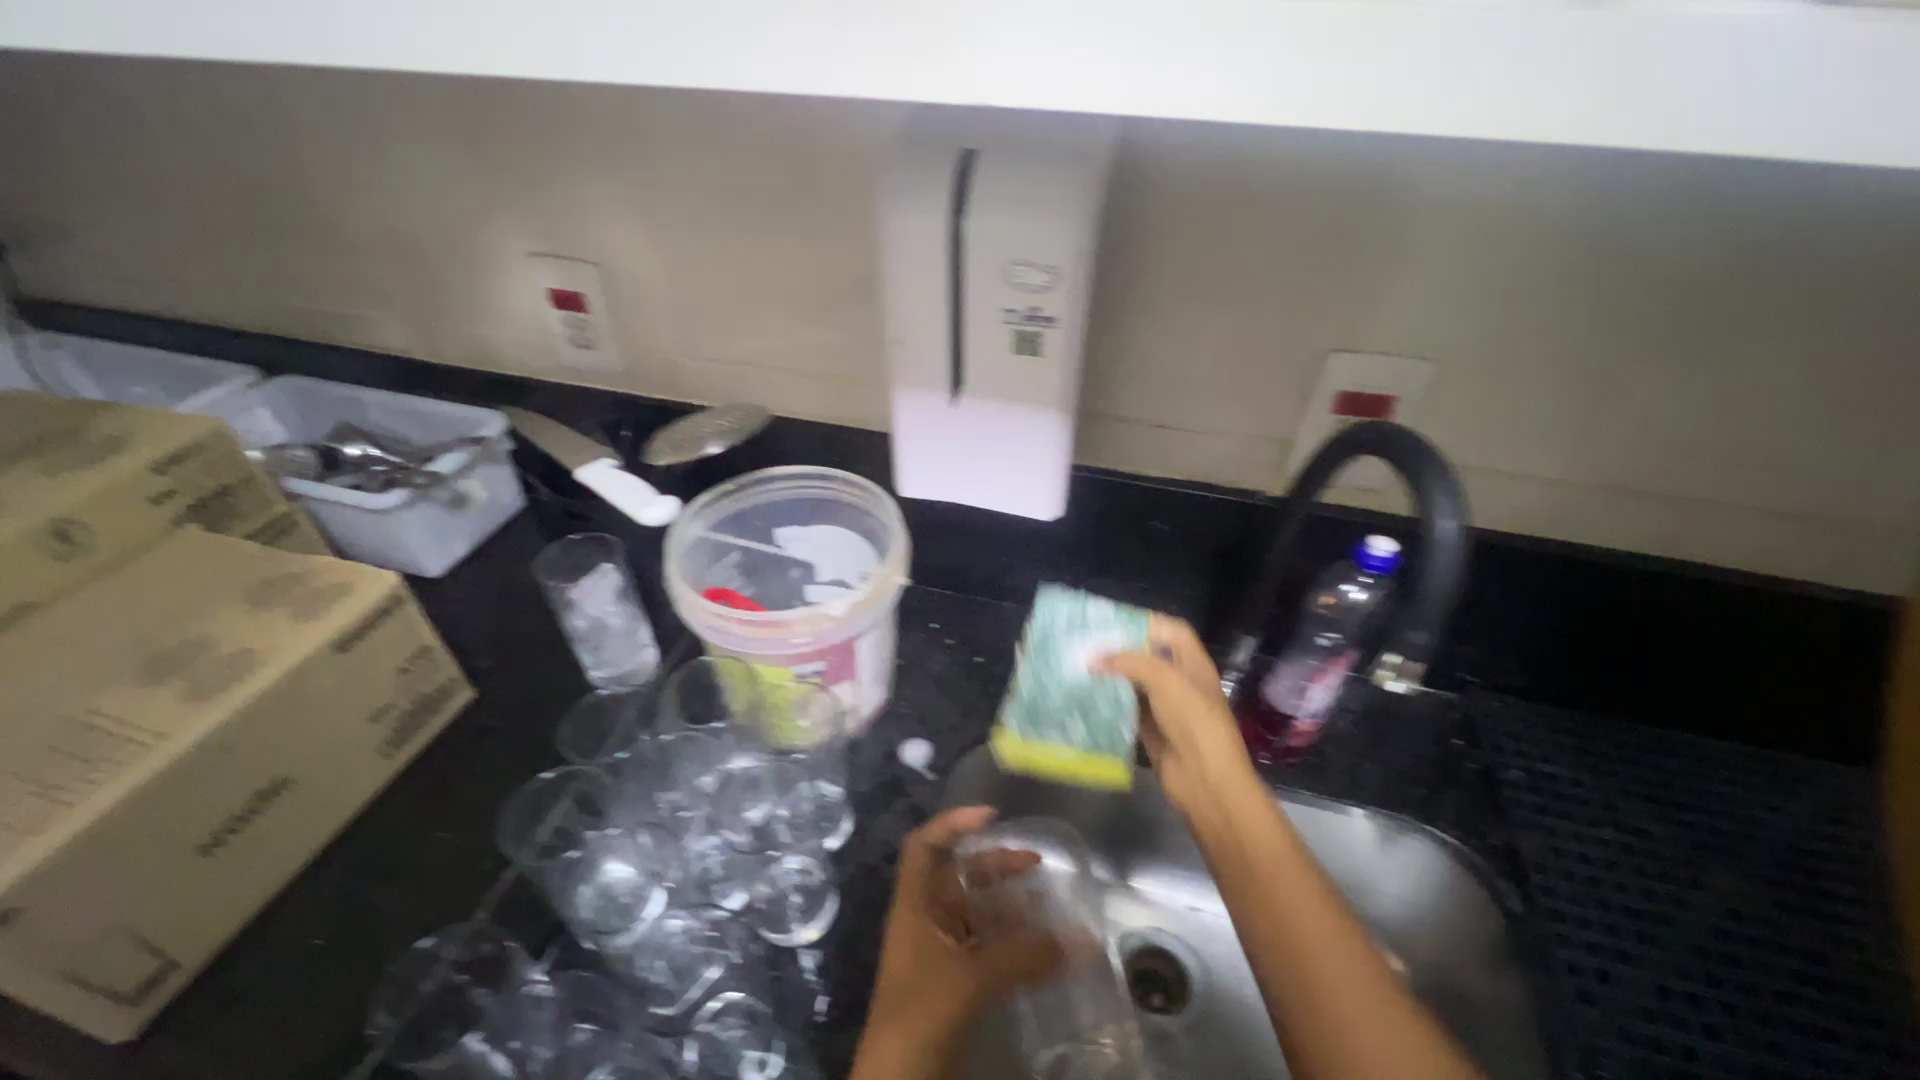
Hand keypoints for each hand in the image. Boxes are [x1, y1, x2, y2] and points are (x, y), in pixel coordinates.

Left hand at [850, 806, 1064, 1079]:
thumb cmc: (921, 1014)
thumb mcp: (972, 979)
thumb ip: (1025, 956)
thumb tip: (1084, 941)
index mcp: (915, 906)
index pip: (924, 846)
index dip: (953, 823)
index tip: (994, 815)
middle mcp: (925, 922)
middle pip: (959, 878)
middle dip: (996, 867)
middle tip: (1039, 865)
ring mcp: (939, 956)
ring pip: (978, 917)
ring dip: (1012, 911)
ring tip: (1052, 910)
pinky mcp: (954, 987)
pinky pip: (988, 951)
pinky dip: (1016, 947)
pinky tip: (1047, 953)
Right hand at [1097, 615, 1259, 817]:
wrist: (1205, 778)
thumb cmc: (1193, 720)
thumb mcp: (1165, 680)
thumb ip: (1129, 662)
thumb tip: (1093, 660)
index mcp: (1193, 664)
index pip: (1172, 632)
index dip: (1147, 623)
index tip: (1113, 622)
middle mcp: (1180, 682)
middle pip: (1150, 657)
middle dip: (1121, 650)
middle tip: (1087, 644)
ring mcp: (1165, 708)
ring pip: (1135, 684)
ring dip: (1112, 677)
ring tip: (1080, 667)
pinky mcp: (1151, 731)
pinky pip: (1127, 711)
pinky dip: (1110, 704)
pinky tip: (1087, 697)